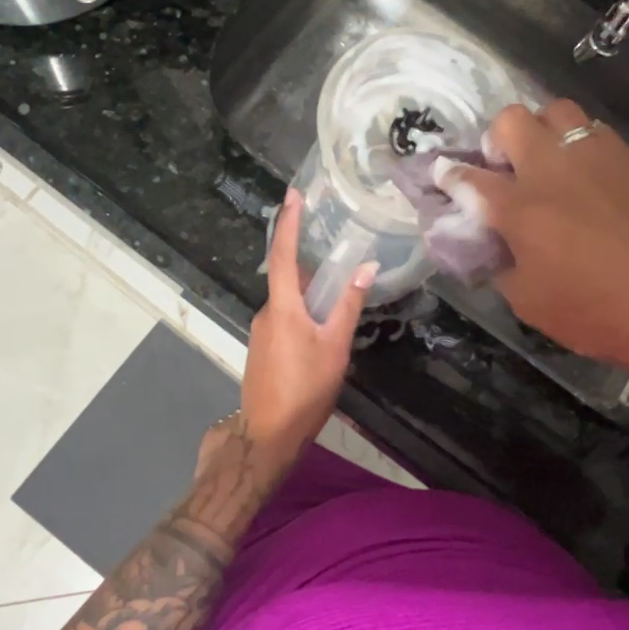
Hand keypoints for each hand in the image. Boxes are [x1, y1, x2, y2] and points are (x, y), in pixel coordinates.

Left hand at [237, 187, 375, 461]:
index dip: (287, 223)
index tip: (292, 195)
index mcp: (282, 307)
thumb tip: (366, 268)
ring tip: (335, 282)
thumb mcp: (335, 347)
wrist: (269, 435)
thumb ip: (348, 305)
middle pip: (286, 276)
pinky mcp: (264, 349)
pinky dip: (302, 308)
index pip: (283, 255)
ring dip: (307, 288)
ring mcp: (262, 332)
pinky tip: (322, 321)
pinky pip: (284, 317)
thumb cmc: (305, 389)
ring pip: (287, 300)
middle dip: (305, 257)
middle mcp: (266, 313)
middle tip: (328, 237)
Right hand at [439, 100, 628, 376]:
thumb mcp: (531, 304)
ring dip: (540, 130)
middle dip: (496, 140)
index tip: (443, 175)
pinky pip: (592, 131)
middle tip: (505, 172)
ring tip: (547, 164)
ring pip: (555, 111)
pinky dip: (576, 143)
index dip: (449, 175)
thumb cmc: (599, 314)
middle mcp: (552, 170)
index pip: (469, 178)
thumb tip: (493, 243)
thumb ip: (501, 265)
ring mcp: (594, 158)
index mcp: (521, 209)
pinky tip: (584, 177)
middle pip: (509, 121)